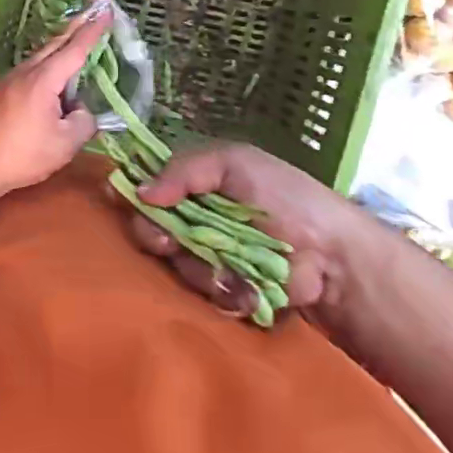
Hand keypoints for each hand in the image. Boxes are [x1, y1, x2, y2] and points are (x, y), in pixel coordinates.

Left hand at [0, 7, 112, 193]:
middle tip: (97, 9)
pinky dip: (49, 64)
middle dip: (78, 26)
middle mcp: (25, 72)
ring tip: (81, 40)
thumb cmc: (23, 155)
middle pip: (56, 44)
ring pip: (42, 56)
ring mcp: (10, 80)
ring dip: (62, 46)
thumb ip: (84, 121)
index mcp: (43, 80)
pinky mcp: (2, 92)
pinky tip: (56, 77)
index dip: (94, 29)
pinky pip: (32, 70)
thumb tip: (82, 111)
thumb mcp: (66, 143)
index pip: (74, 48)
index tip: (107, 9)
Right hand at [127, 142, 382, 317]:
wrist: (335, 257)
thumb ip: (185, 169)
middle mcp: (196, 217)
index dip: (133, 191)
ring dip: (192, 262)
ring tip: (226, 263)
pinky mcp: (223, 290)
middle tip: (166, 240)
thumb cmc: (287, 197)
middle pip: (150, 226)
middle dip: (153, 232)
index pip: (150, 184)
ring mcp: (208, 256)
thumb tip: (139, 193)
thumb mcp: (236, 162)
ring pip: (172, 261)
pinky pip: (200, 290)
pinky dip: (218, 286)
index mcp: (197, 183)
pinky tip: (242, 285)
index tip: (118, 197)